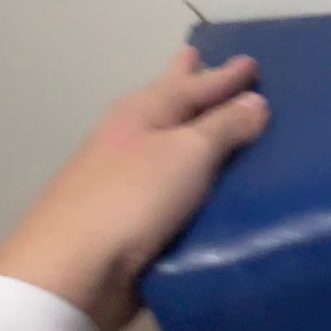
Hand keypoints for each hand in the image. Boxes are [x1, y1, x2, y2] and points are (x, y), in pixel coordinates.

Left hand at [0, 47, 269, 330]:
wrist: (74, 271)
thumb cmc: (134, 198)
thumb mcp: (189, 153)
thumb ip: (225, 126)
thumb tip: (256, 101)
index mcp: (143, 112)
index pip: (193, 83)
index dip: (225, 74)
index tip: (251, 61)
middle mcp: (131, 136)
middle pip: (167, 101)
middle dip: (187, 82)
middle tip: (201, 58)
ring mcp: (125, 174)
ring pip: (167, 138)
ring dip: (190, 125)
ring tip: (214, 117)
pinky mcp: (131, 212)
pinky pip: (172, 177)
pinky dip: (190, 168)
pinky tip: (205, 177)